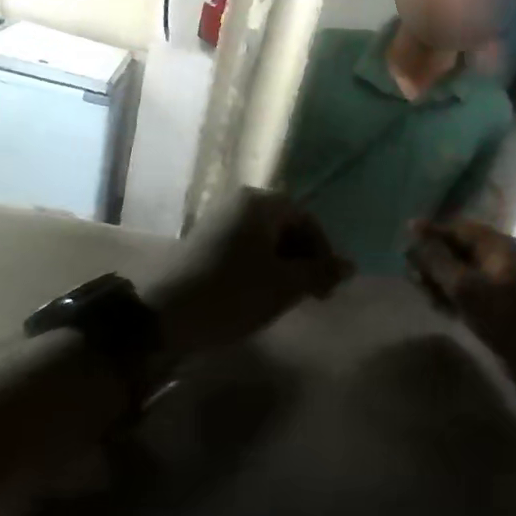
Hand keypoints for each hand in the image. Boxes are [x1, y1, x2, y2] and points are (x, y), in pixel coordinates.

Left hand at [143, 189, 352, 354]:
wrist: (165, 312)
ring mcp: (216, 221)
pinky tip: (257, 294)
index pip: (306, 219)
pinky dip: (258, 268)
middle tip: (310, 295)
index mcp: (259, 203)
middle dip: (302, 259)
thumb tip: (350, 265)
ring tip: (285, 298)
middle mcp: (237, 202)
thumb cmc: (232, 293)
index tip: (327, 288)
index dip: (323, 252)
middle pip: (284, 226)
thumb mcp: (284, 286)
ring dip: (281, 266)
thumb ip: (320, 272)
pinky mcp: (202, 242)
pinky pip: (243, 249)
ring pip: (263, 240)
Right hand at [409, 221, 515, 389]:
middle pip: (454, 249)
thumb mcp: (464, 285)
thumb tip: (413, 229)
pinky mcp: (494, 300)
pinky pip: (464, 288)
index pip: (455, 228)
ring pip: (456, 270)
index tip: (403, 243)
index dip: (428, 233)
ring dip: (437, 280)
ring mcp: (497, 279)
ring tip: (426, 296)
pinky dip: (450, 294)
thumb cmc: (504, 316)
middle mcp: (497, 257)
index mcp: (496, 245)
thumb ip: (436, 258)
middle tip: (415, 278)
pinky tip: (440, 308)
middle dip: (431, 261)